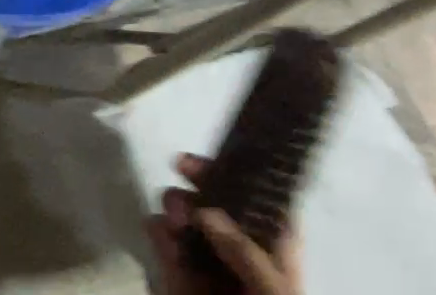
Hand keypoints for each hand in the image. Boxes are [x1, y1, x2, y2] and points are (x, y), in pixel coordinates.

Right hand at [146, 154, 302, 294]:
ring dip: (177, 205)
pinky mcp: (175, 275)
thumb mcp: (273, 294)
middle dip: (200, 182)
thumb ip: (247, 255)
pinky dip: (159, 231)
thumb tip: (209, 211)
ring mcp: (206, 265)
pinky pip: (163, 241)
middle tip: (183, 168)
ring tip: (175, 215)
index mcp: (276, 259)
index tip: (221, 155)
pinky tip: (162, 232)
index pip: (267, 207)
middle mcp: (240, 255)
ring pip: (187, 217)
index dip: (247, 177)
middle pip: (220, 203)